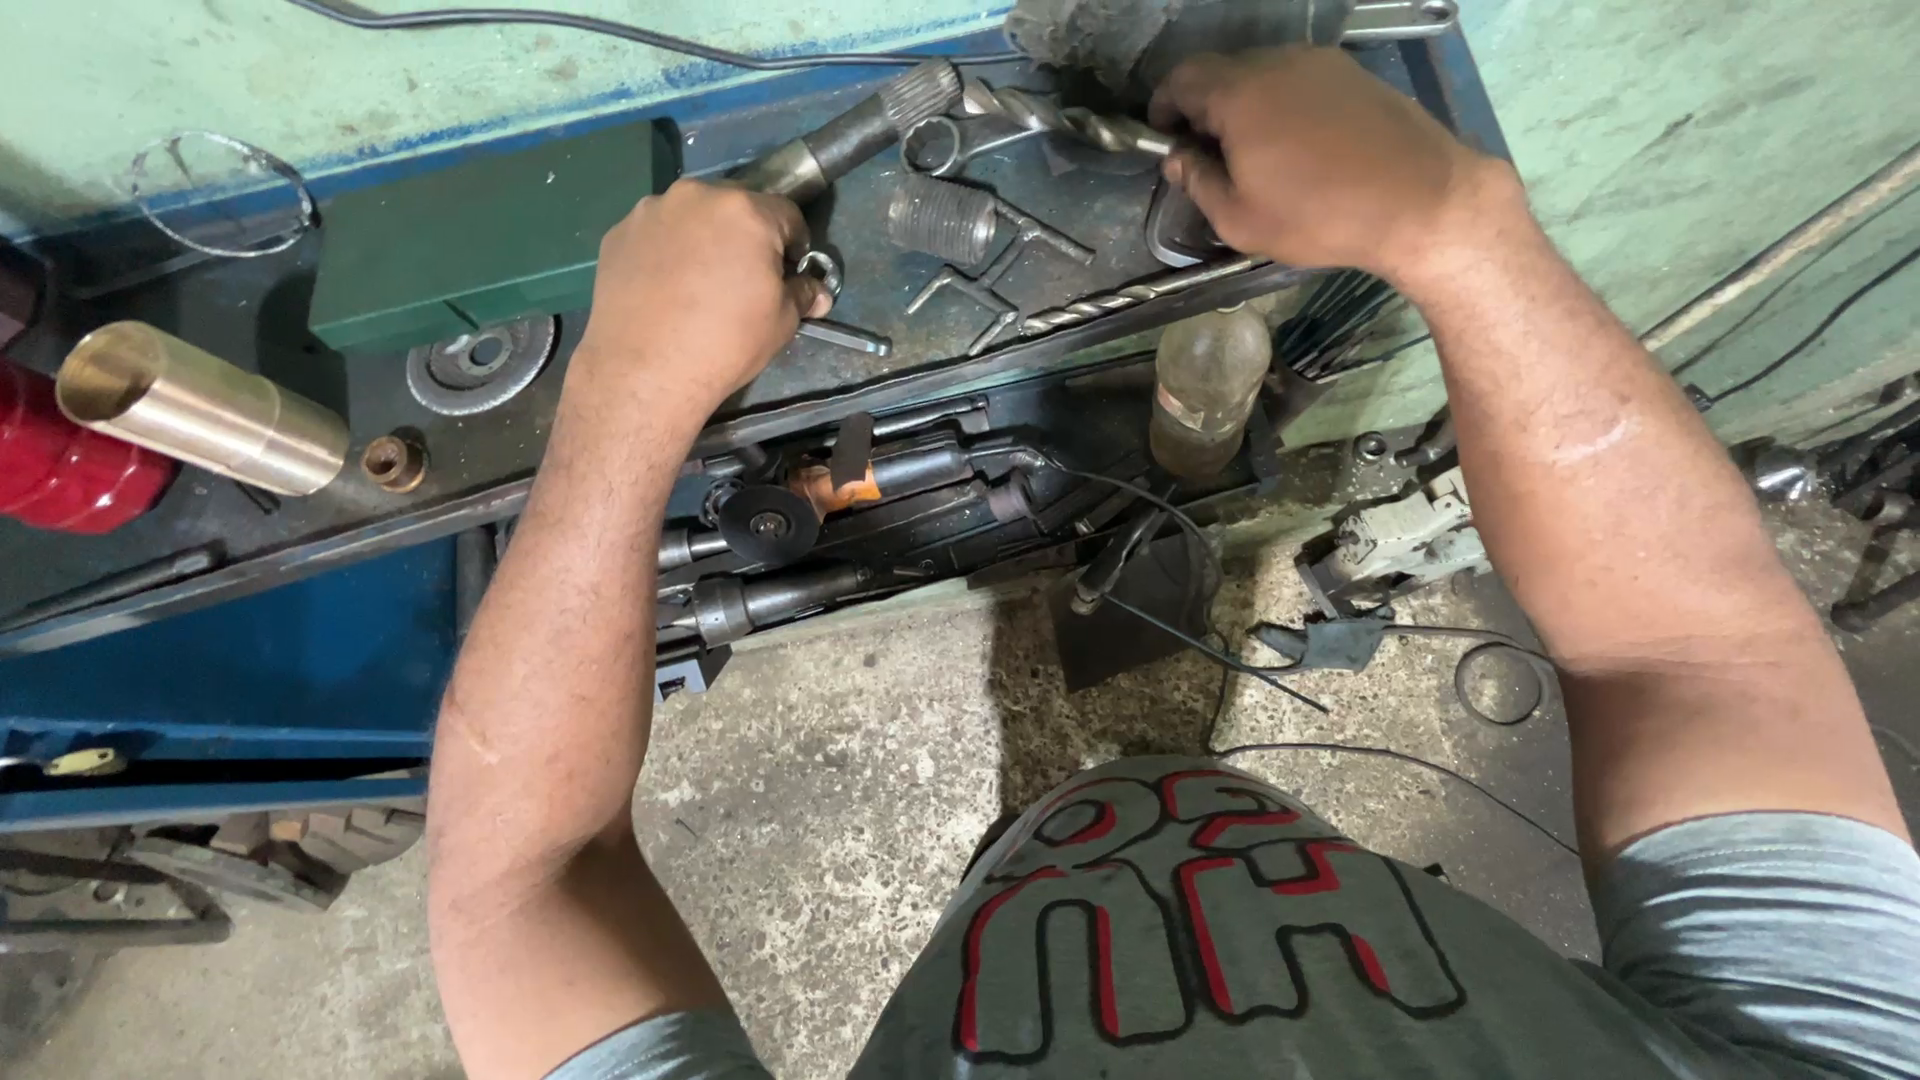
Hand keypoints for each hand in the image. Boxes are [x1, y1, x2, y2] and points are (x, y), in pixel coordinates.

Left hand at [573, 179, 832, 410]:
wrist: (647, 367)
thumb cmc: (727, 342)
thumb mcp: (782, 322)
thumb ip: (801, 295)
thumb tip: (816, 292)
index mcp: (747, 211)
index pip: (788, 214)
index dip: (795, 246)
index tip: (789, 274)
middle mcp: (697, 196)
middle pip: (736, 208)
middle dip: (747, 237)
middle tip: (743, 280)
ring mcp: (652, 210)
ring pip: (693, 218)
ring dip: (705, 240)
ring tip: (700, 285)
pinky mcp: (619, 232)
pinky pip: (658, 234)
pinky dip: (669, 253)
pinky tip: (668, 290)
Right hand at [1150, 47, 1508, 285]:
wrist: (1418, 200)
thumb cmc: (1317, 216)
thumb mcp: (1239, 218)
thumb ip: (1198, 181)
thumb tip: (1178, 158)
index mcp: (1242, 94)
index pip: (1183, 78)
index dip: (1163, 105)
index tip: (1160, 135)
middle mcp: (1279, 63)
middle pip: (1222, 71)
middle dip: (1201, 106)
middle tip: (1200, 152)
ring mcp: (1320, 63)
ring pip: (1261, 74)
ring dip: (1240, 105)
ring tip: (1246, 153)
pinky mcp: (1351, 74)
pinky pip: (1295, 80)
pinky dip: (1276, 104)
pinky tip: (1288, 146)